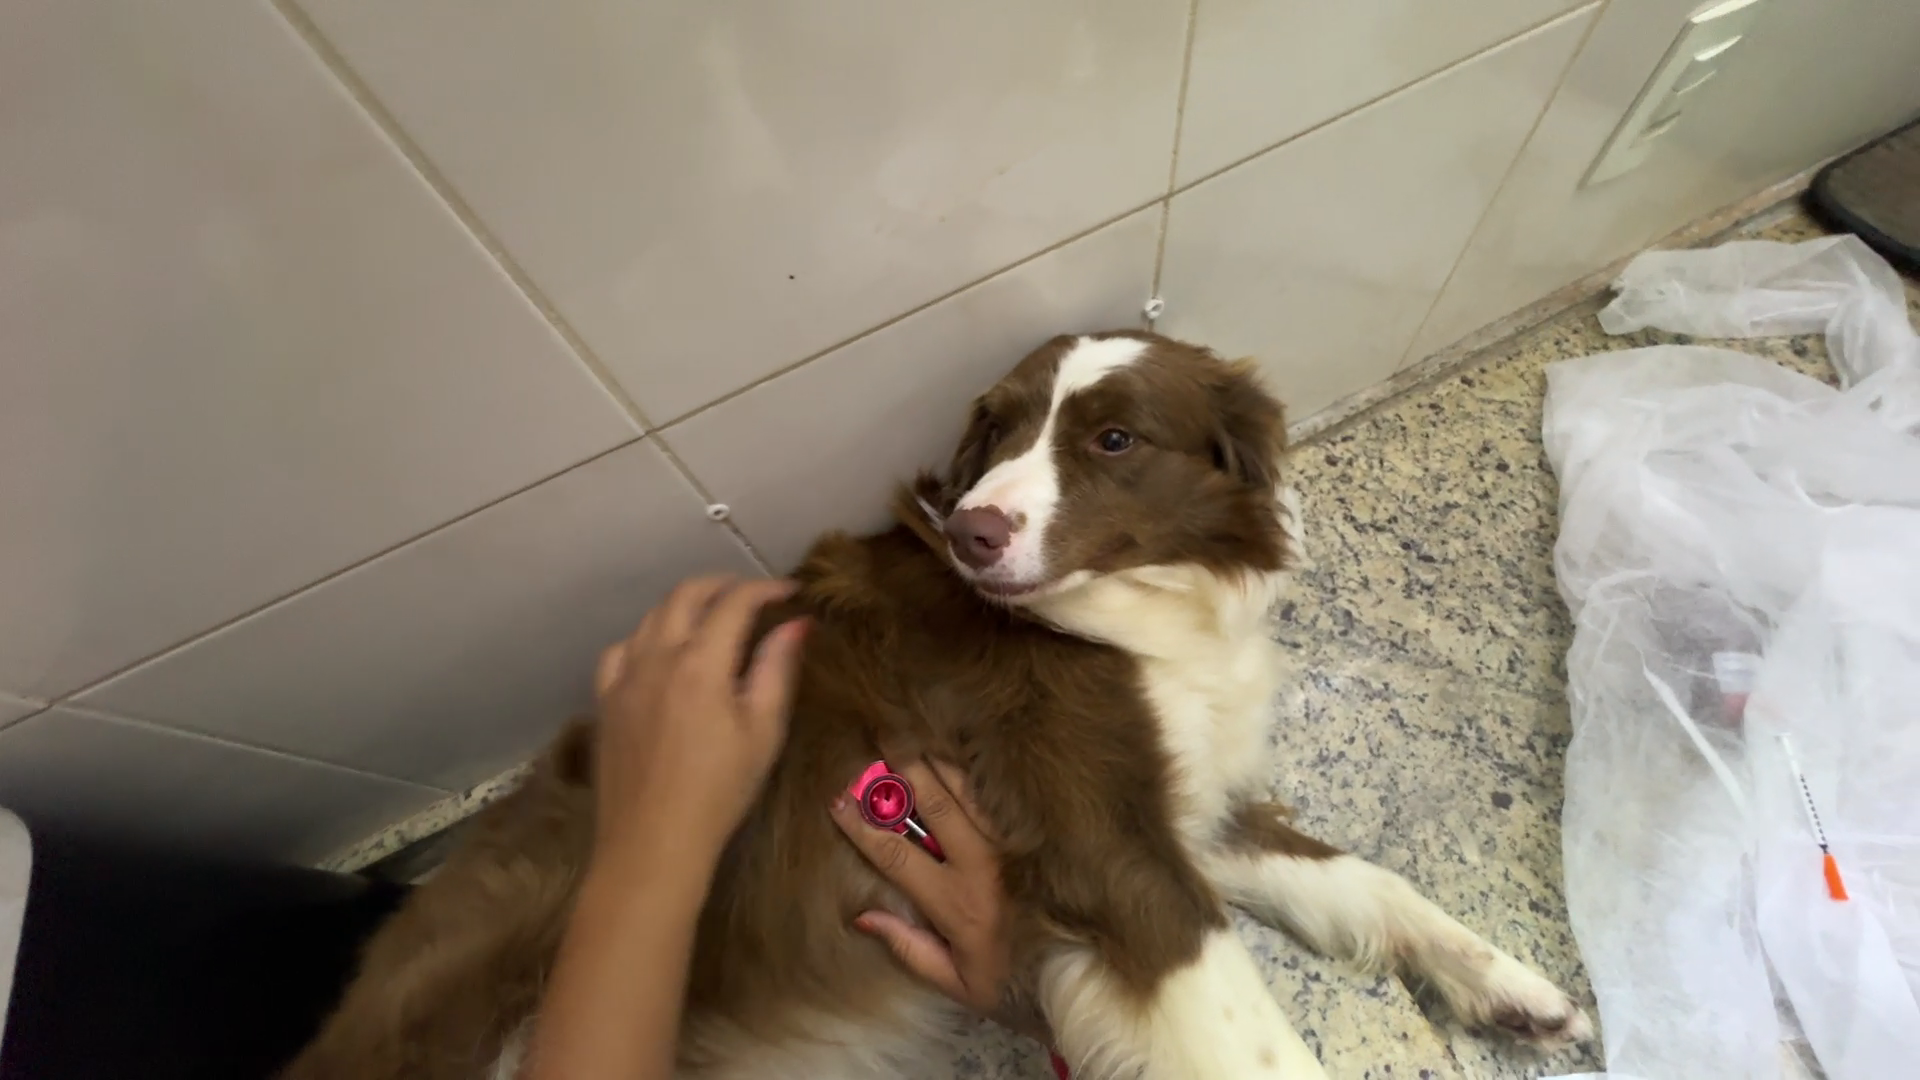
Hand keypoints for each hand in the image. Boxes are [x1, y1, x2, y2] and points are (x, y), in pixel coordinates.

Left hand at [593, 576, 806, 870]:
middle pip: (687, 594)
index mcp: (702, 662)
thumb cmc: (721, 790)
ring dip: (687, 602)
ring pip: (653, 615)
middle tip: (754, 594)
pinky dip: (648, 635)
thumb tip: (797, 623)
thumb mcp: (764, 730)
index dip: (766, 589)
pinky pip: (622, 648)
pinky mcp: (604, 699)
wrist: (653, 844)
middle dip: (724, 584)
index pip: (735, 602)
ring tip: (714, 614)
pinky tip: (661, 651)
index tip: (791, 593)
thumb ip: (778, 668)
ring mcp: (624, 676)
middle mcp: (658, 657)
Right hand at [830, 759, 1047, 1041]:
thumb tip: (864, 915)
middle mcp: (981, 864)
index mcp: (955, 902)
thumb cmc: (1013, 982)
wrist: (1080, 975)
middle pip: (935, 803)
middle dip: (904, 769)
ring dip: (938, 759)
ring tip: (915, 733)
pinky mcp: (1031, 833)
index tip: (837, 799)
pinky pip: (997, 794)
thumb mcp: (956, 982)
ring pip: (968, 789)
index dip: (863, 827)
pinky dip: (975, 769)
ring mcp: (1008, 843)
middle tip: (881, 738)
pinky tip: (960, 748)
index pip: (896, 855)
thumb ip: (909, 947)